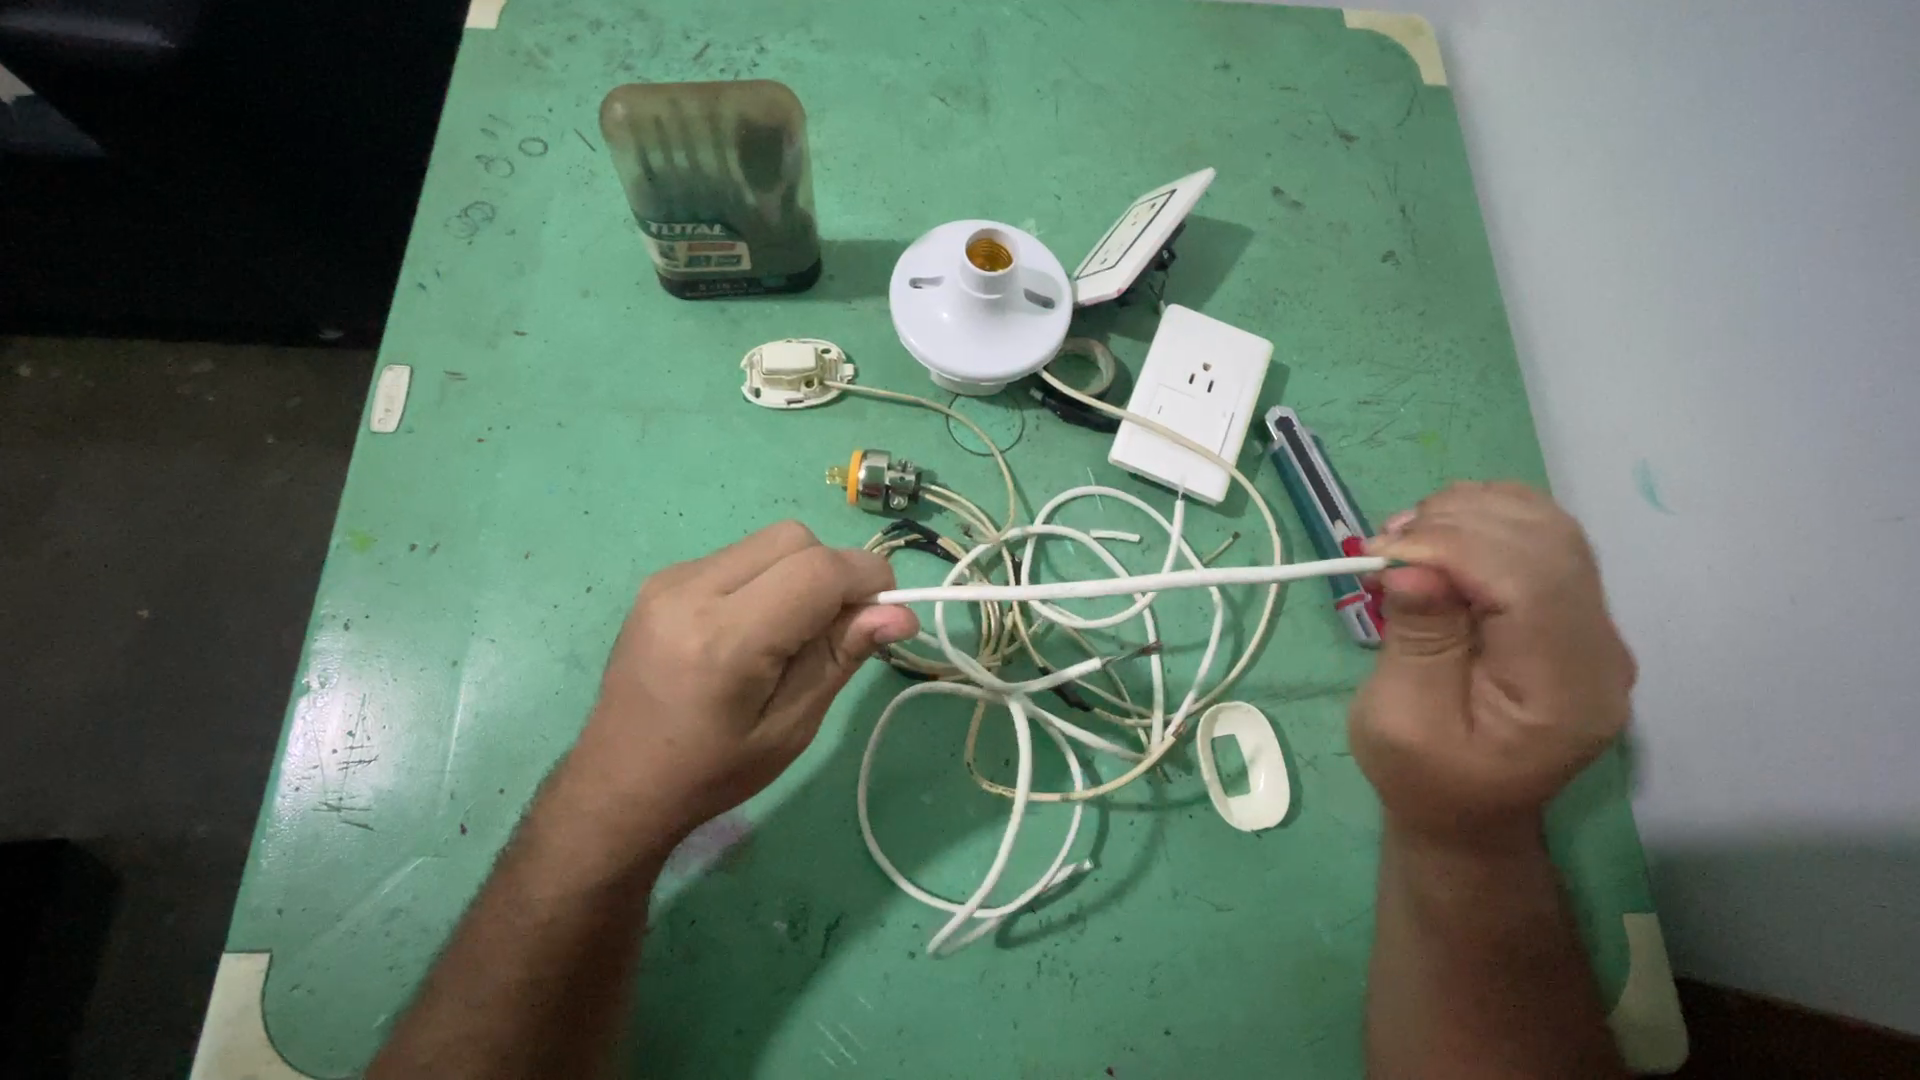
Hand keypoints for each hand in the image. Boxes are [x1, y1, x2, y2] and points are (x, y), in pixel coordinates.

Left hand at [571, 522, 917, 844]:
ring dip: (802, 571)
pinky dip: (768, 576)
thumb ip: (841, 657)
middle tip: (838, 627)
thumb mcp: (791, 728)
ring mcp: (670, 579)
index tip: (885, 612)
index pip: (818, 570)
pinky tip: (756, 625)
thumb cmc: (712, 771)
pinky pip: (739, 554)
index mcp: (725, 639)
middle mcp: (692, 591)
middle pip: (795, 539)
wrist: (619, 782)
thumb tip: (901, 614)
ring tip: (794, 630)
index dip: (868, 578)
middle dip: (834, 571)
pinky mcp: (663, 579)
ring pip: (769, 540)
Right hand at [1350, 482, 1634, 845]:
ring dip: (1468, 513)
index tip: (1381, 552)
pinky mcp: (1571, 611)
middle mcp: (1600, 649)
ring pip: (1548, 526)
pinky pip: (1540, 537)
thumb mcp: (1398, 720)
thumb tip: (1413, 567)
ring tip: (1404, 539)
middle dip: (1456, 523)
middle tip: (1382, 545)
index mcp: (1564, 691)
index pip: (1531, 581)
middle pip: (1546, 542)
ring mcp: (1594, 626)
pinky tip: (1436, 538)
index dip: (1455, 547)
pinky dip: (1483, 518)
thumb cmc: (1424, 776)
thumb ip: (1417, 642)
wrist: (1467, 810)